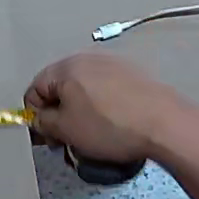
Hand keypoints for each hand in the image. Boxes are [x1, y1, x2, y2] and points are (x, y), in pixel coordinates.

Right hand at [25, 54, 198, 163]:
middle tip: (65, 139)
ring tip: (90, 135)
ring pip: (83, 90)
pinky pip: (105, 91)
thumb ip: (42, 122)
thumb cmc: (110, 126)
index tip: (46, 135)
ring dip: (79, 112)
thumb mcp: (65, 129)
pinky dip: (100, 107)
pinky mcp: (133, 75)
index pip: (34, 90)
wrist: (165, 126)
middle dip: (58, 114)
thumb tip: (38, 118)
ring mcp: (113, 64)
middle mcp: (88, 59)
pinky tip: (110, 125)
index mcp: (66, 67)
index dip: (35, 116)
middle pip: (59, 88)